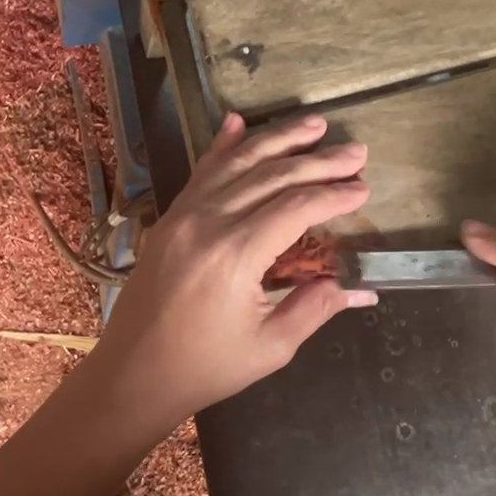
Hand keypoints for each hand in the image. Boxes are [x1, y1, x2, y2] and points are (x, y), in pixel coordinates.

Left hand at [78, 113, 374, 430]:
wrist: (132, 373)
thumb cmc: (203, 368)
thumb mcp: (270, 347)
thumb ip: (315, 308)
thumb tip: (361, 289)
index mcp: (234, 255)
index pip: (295, 207)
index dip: (333, 195)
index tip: (363, 189)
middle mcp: (207, 223)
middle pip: (270, 177)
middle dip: (318, 161)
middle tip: (357, 151)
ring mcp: (182, 216)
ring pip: (235, 164)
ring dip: (277, 140)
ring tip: (314, 124)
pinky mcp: (168, 220)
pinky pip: (200, 173)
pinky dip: (222, 147)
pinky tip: (237, 122)